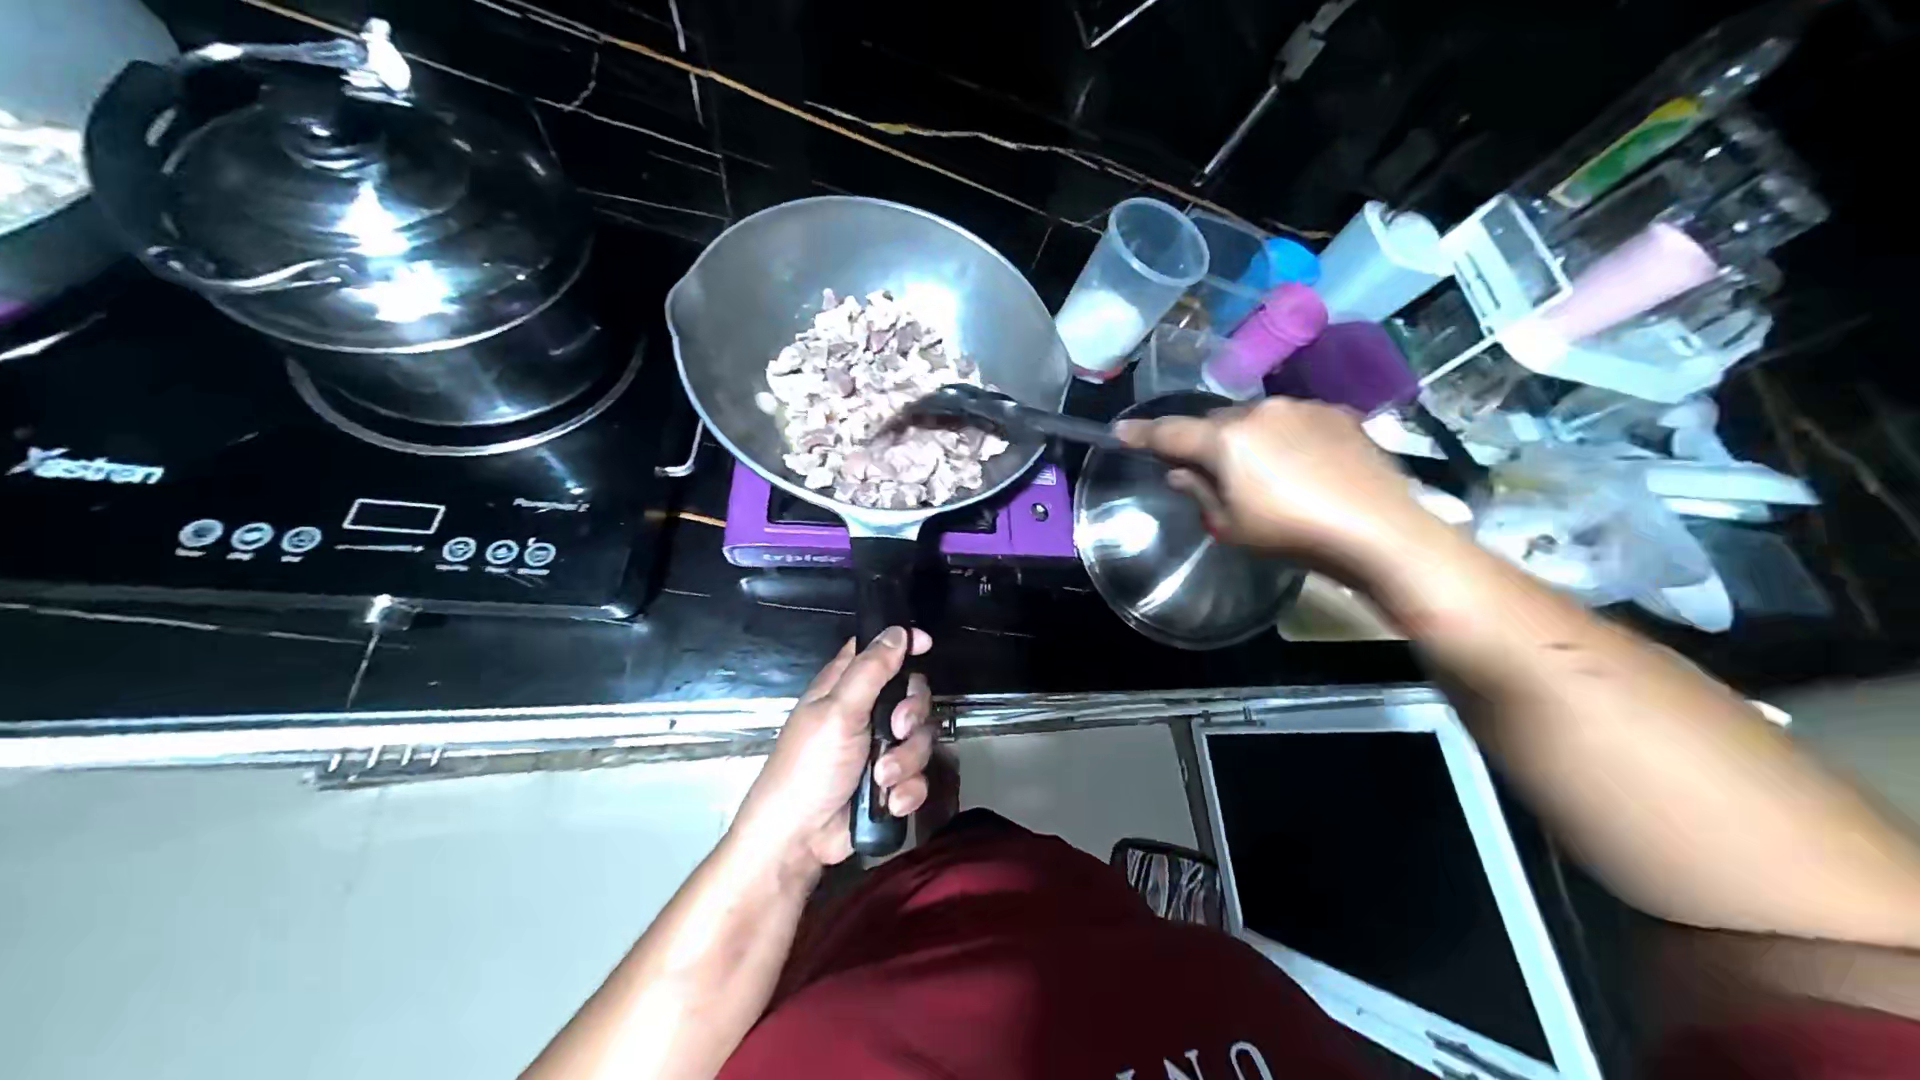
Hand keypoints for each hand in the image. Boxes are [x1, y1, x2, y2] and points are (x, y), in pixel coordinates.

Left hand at [728, 627, 936, 872]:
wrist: (800, 839)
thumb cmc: (808, 767)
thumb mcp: (838, 712)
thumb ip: (871, 670)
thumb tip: (897, 631)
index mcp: (845, 687)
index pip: (880, 651)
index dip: (903, 644)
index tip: (925, 645)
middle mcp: (866, 713)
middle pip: (912, 695)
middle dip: (912, 714)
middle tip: (896, 729)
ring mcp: (879, 749)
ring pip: (920, 738)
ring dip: (905, 760)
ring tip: (881, 778)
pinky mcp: (890, 783)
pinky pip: (919, 776)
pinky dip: (906, 790)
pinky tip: (888, 801)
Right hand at [1115, 397, 1440, 576]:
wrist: (1381, 532)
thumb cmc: (1293, 535)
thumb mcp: (1231, 526)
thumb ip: (1198, 491)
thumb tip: (1180, 471)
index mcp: (1226, 440)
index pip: (1170, 433)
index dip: (1141, 434)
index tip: (1119, 432)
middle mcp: (1260, 411)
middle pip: (1214, 423)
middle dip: (1204, 443)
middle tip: (1207, 472)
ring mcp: (1302, 407)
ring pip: (1254, 419)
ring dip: (1246, 440)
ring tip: (1261, 474)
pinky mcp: (1336, 413)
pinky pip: (1292, 420)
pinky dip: (1282, 438)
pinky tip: (1299, 467)